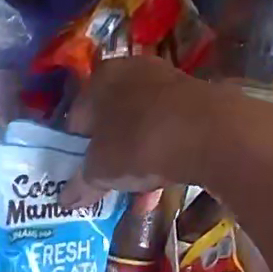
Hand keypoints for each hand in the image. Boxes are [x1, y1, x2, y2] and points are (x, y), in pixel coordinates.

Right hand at [61, 56, 222, 205]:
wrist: (208, 133)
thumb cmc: (137, 143)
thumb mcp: (100, 171)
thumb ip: (80, 185)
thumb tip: (64, 200)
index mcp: (99, 79)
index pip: (76, 117)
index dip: (73, 150)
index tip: (77, 175)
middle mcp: (131, 71)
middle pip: (110, 119)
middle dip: (106, 152)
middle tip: (103, 182)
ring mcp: (166, 83)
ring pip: (140, 126)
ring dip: (134, 157)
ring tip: (131, 188)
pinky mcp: (194, 101)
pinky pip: (167, 133)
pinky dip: (160, 156)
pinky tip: (159, 184)